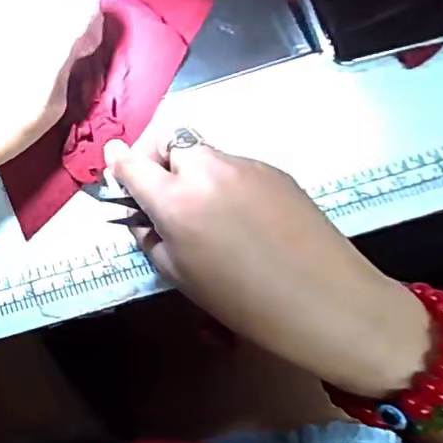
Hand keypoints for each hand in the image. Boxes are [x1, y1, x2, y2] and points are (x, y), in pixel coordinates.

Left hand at [0, 0, 102, 188]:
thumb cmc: (6, 129)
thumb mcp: (55, 105)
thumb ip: (68, 63)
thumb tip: (73, 44)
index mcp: (55, 36)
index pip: (87, 1)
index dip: (89, 22)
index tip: (82, 44)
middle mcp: (27, 11)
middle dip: (64, 8)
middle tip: (57, 38)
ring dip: (33, 1)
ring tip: (25, 30)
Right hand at [104, 134, 431, 396]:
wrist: (326, 300)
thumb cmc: (243, 301)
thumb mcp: (180, 276)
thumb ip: (152, 237)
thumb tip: (141, 215)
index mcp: (176, 200)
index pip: (133, 162)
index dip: (119, 163)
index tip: (115, 166)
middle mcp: (207, 170)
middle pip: (170, 141)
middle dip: (159, 160)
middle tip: (165, 193)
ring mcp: (244, 165)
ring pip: (205, 153)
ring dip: (193, 171)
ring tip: (208, 211)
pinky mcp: (274, 170)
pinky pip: (235, 166)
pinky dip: (225, 181)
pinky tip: (242, 217)